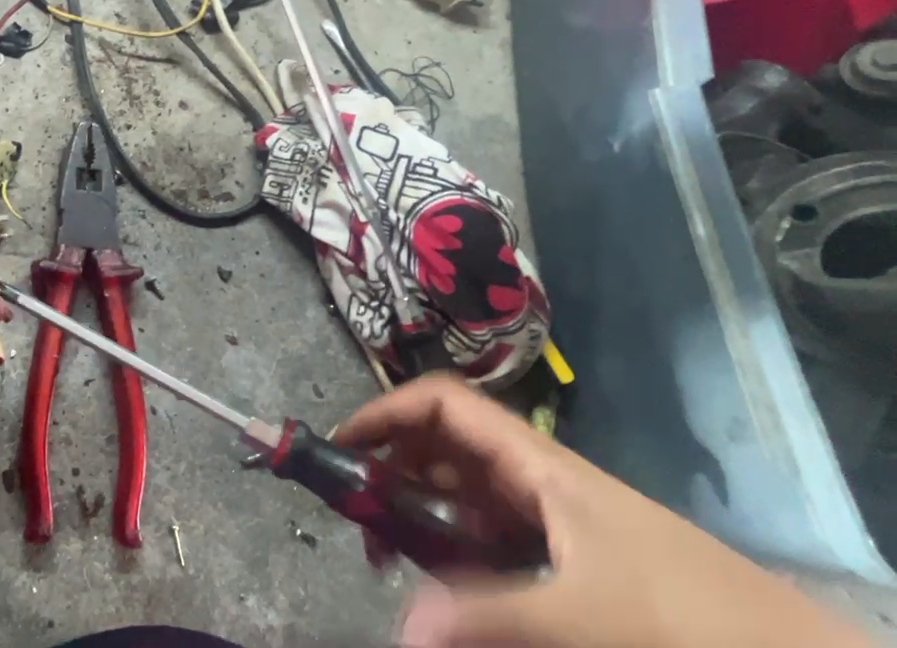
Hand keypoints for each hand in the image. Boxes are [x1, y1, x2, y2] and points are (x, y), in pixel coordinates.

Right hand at [334, 376, 875, 647]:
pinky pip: (490, 536)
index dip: (386, 411)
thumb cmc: (687, 613)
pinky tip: (448, 586)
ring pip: (464, 494)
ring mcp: (552, 516)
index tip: (343, 448)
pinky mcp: (566, 555)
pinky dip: (455, 551)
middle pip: (443, 447)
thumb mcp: (584, 614)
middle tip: (360, 518)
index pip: (443, 404)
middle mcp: (535, 479)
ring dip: (420, 515)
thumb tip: (401, 626)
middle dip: (392, 471)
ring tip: (391, 555)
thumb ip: (488, 614)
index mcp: (536, 464)